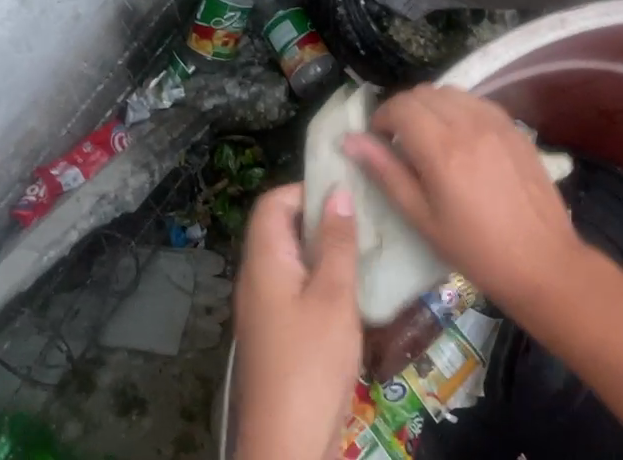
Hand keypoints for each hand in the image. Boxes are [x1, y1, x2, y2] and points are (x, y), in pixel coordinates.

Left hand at [232, 183, 361, 459]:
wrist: (287, 443)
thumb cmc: (311, 361)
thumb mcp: (333, 296)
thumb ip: (337, 243)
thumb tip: (337, 192)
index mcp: (263, 262)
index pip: (272, 203)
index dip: (305, 189)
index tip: (345, 194)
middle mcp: (256, 279)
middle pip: (281, 229)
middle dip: (320, 219)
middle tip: (364, 220)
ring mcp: (264, 308)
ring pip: (292, 260)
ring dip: (325, 251)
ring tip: (365, 251)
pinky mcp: (276, 334)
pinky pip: (296, 289)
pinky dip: (322, 280)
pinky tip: (353, 292)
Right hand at [342, 86, 582, 311]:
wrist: (542, 260)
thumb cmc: (475, 249)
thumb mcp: (422, 218)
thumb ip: (386, 173)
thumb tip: (351, 140)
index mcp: (442, 148)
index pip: (400, 106)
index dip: (381, 118)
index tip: (377, 141)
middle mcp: (468, 124)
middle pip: (423, 93)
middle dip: (403, 110)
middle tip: (399, 142)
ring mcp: (496, 122)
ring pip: (450, 92)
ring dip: (430, 106)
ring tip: (428, 139)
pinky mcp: (515, 127)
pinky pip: (476, 101)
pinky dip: (458, 109)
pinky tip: (459, 138)